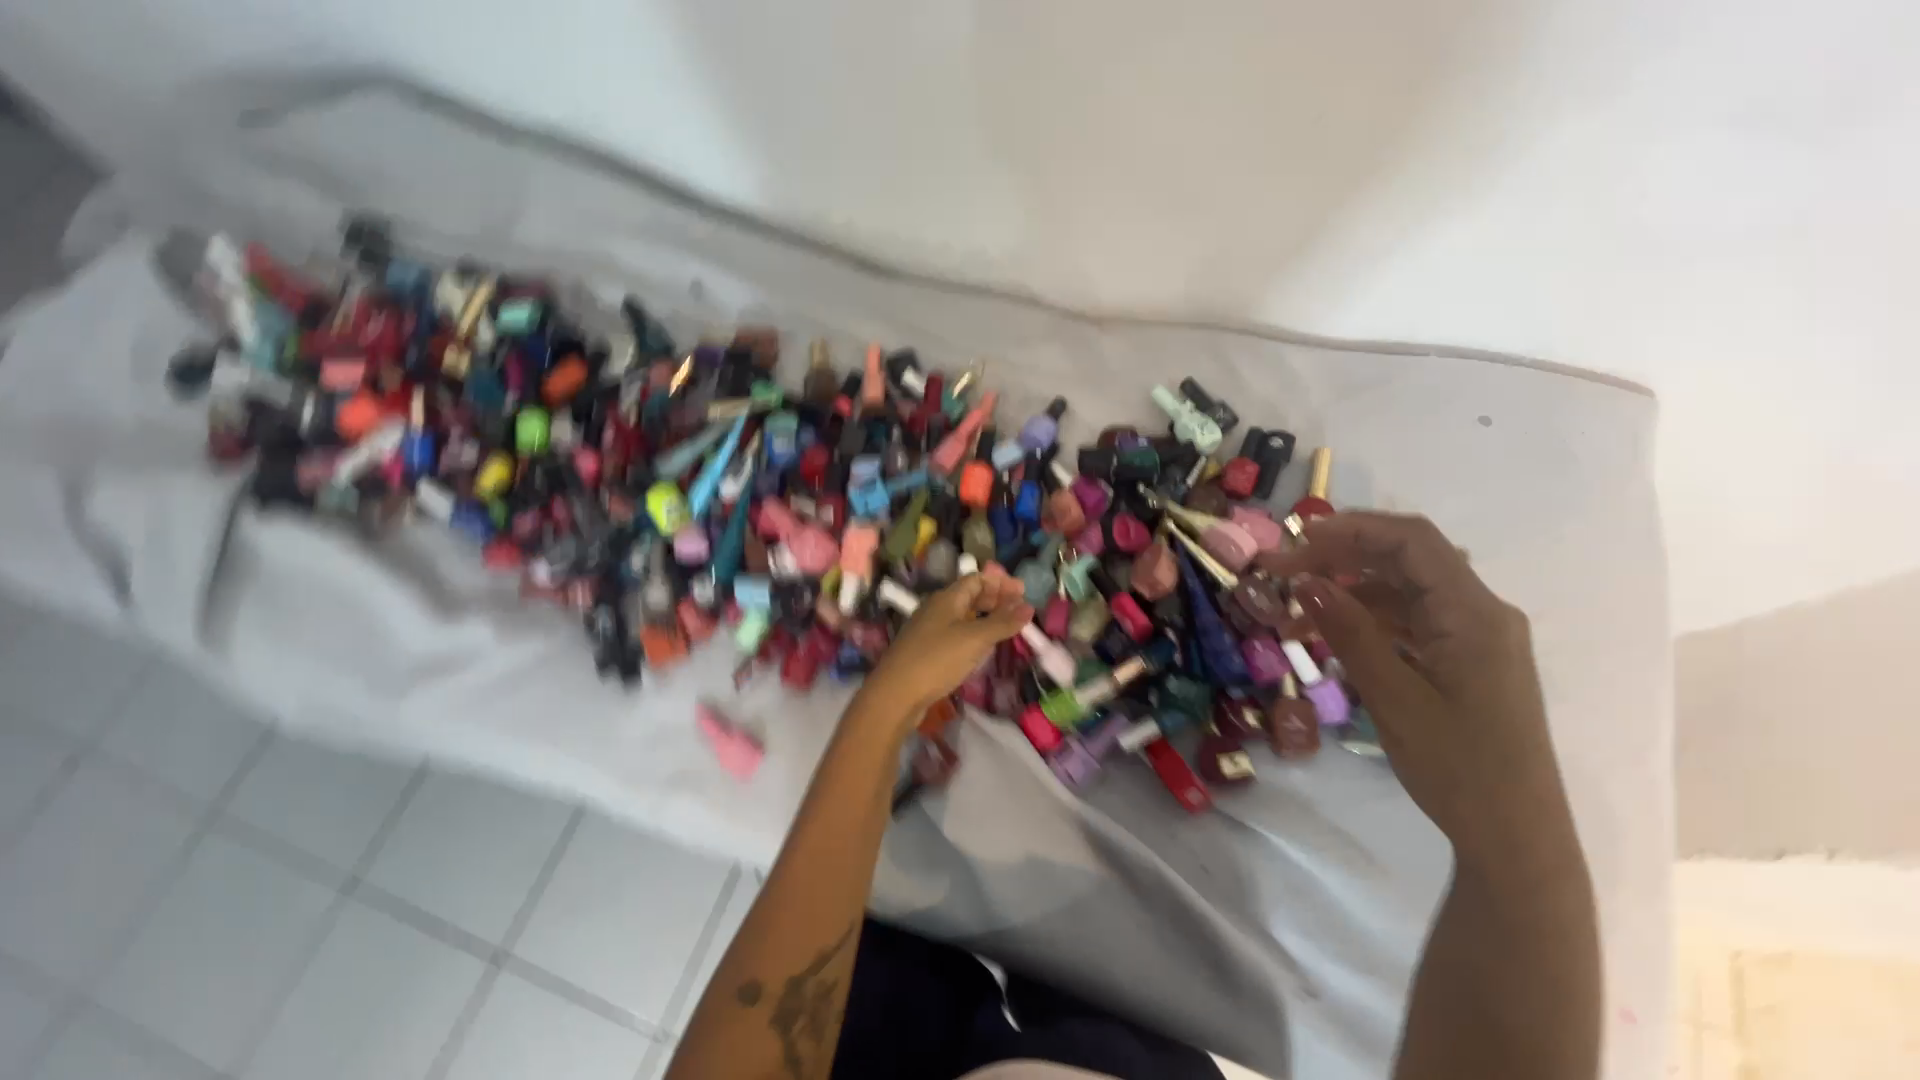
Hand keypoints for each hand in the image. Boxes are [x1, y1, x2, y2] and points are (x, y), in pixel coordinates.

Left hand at [857, 572, 1032, 720]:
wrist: (896, 694)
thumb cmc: (937, 660)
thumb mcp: (975, 639)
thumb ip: (1003, 623)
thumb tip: (1029, 607)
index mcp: (947, 598)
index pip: (976, 579)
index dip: (1000, 583)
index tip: (1023, 592)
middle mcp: (936, 609)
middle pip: (969, 595)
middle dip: (995, 599)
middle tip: (1019, 609)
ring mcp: (928, 630)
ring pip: (962, 615)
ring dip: (985, 617)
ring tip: (1006, 627)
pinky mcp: (926, 650)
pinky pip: (955, 633)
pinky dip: (973, 633)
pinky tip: (981, 647)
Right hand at [1256, 512, 1574, 870]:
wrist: (1516, 838)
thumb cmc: (1458, 767)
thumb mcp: (1394, 698)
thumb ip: (1351, 633)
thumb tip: (1308, 582)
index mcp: (1474, 613)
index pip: (1411, 541)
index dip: (1351, 529)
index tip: (1295, 541)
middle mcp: (1482, 613)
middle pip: (1406, 562)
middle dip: (1341, 560)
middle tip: (1280, 575)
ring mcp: (1477, 639)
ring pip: (1406, 594)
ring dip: (1350, 595)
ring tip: (1293, 615)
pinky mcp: (1468, 664)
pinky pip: (1414, 625)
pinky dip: (1370, 623)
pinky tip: (1331, 639)